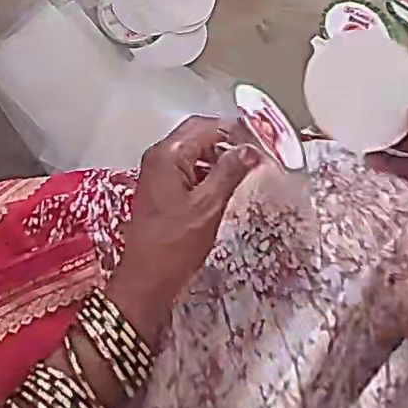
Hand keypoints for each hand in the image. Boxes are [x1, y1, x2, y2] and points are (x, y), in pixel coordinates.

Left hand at [107, 117, 261, 340]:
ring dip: (220, 154)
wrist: (146, 281)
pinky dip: (209, 169)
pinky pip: (189, 166)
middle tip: (256, 149)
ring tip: (247, 165)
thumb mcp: (208, 206)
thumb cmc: (174, 245)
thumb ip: (230, 172)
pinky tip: (227, 182)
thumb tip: (249, 150)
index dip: (236, 130)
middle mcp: (159, 156)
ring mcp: (158, 171)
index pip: (206, 126)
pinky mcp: (161, 187)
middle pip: (198, 133)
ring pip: (194, 150)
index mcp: (167, 154)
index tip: (261, 140)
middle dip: (228, 138)